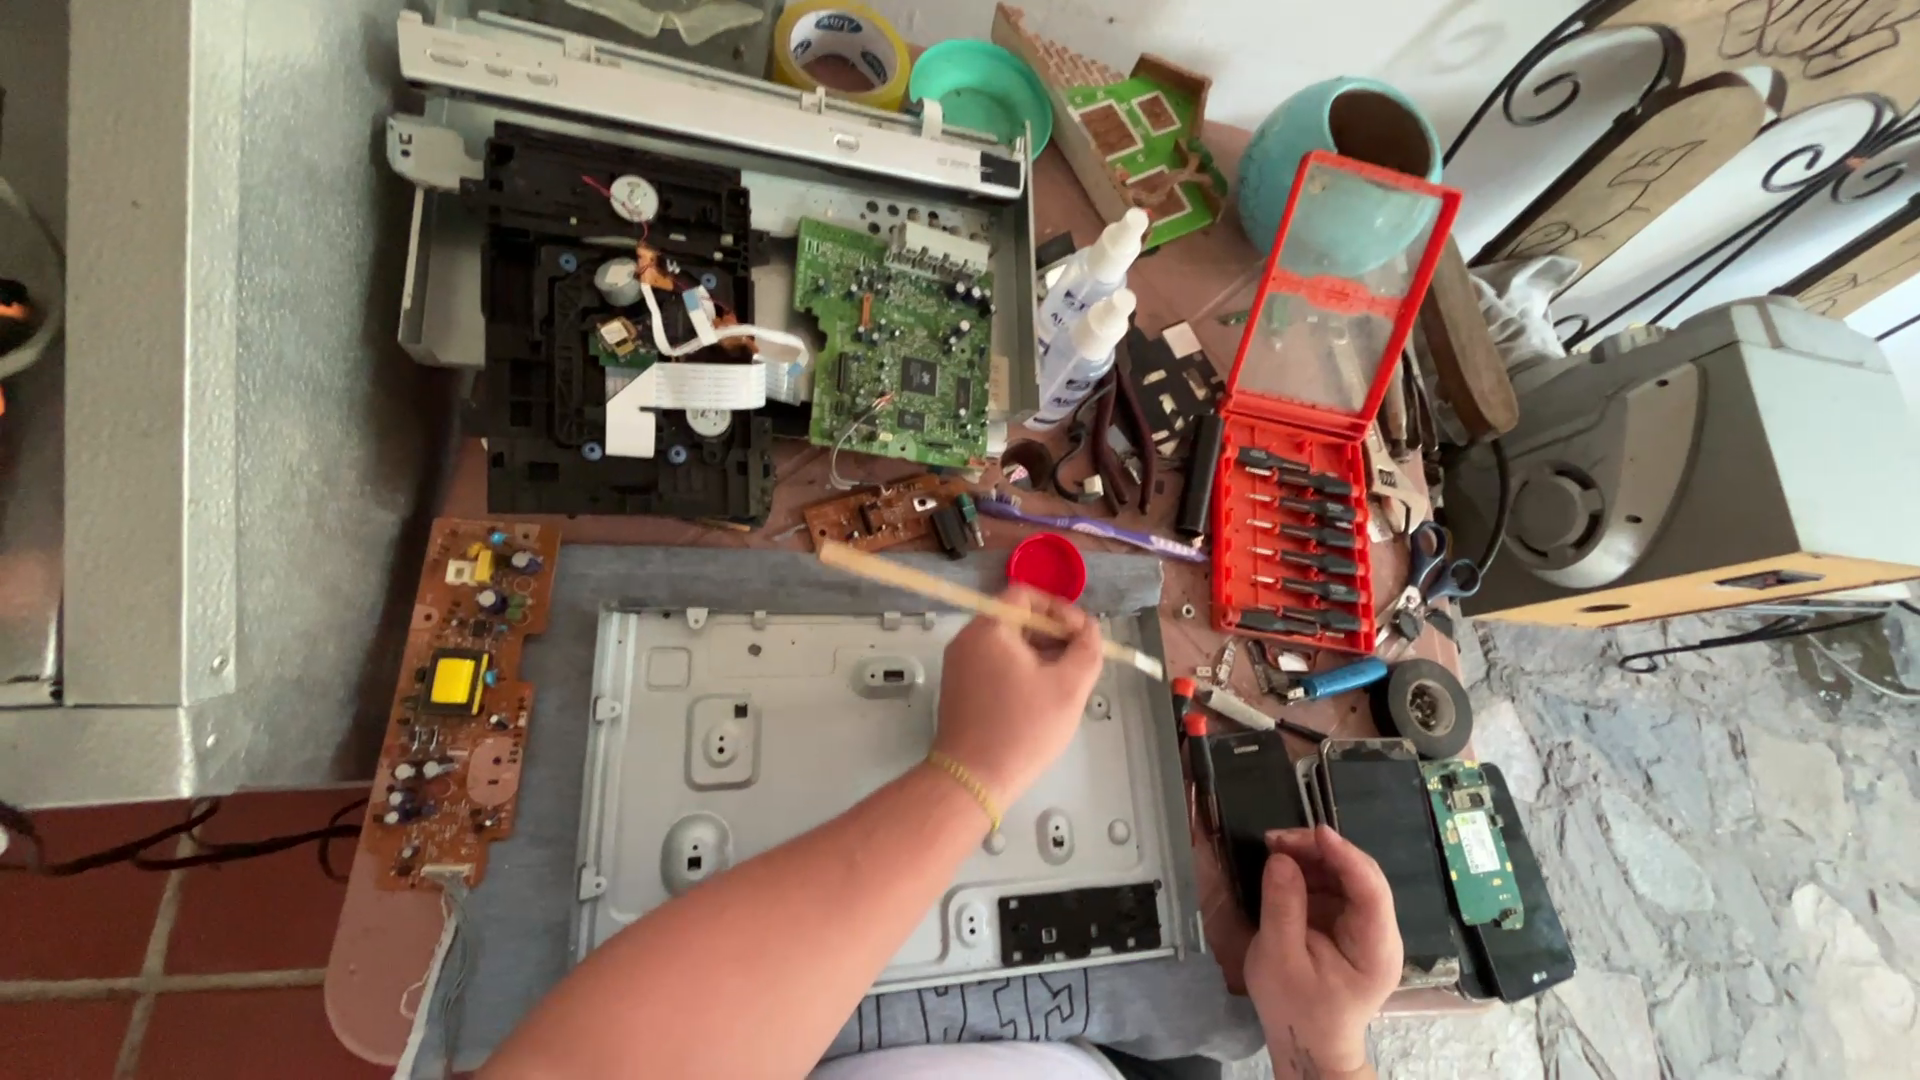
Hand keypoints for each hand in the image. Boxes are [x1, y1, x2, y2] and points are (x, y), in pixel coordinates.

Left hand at [932, 587, 1102, 806]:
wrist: (973, 779)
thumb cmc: (1022, 729)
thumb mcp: (1070, 686)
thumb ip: (1087, 648)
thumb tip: (1089, 630)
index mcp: (989, 628)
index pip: (1025, 594)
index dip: (1058, 609)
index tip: (1080, 635)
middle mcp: (967, 639)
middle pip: (1016, 619)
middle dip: (1052, 635)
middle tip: (1077, 661)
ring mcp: (958, 664)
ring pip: (1006, 644)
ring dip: (1039, 655)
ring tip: (1063, 683)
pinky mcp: (958, 688)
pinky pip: (994, 664)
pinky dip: (1019, 671)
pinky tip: (1039, 698)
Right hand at [1245, 826, 1401, 1076]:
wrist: (1306, 1044)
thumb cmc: (1295, 1008)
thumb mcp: (1279, 958)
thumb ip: (1282, 906)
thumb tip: (1280, 858)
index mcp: (1375, 949)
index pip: (1371, 891)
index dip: (1346, 856)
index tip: (1315, 832)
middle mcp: (1378, 932)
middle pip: (1359, 875)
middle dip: (1320, 850)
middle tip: (1274, 839)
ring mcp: (1362, 925)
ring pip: (1344, 873)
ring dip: (1310, 855)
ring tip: (1272, 846)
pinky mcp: (1344, 921)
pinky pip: (1331, 883)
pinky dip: (1306, 868)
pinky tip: (1281, 864)